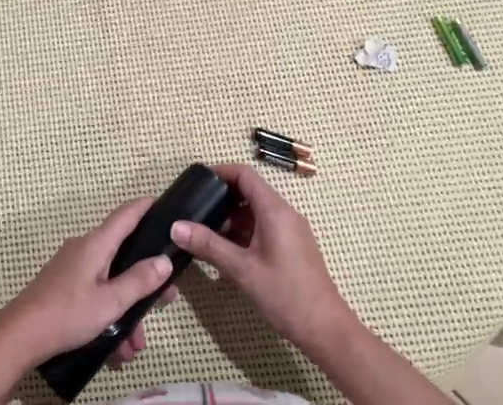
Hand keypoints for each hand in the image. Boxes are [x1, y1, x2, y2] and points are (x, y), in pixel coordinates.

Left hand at [0, 197, 179, 369]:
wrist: (21, 335)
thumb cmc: (67, 314)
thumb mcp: (110, 302)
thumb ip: (139, 281)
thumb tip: (164, 260)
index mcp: (96, 244)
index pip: (126, 214)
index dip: (147, 207)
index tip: (167, 207)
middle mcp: (84, 248)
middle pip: (122, 253)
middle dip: (145, 278)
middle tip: (166, 297)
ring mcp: (72, 266)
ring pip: (110, 280)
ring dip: (126, 308)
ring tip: (135, 344)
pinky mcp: (64, 285)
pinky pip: (96, 292)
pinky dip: (109, 314)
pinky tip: (116, 347)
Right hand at [167, 163, 356, 353]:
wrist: (326, 330)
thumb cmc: (285, 295)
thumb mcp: (242, 270)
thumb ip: (208, 245)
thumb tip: (176, 227)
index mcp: (275, 211)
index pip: (245, 174)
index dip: (220, 172)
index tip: (197, 182)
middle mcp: (285, 214)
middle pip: (249, 192)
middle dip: (221, 199)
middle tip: (195, 211)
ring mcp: (290, 231)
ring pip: (255, 213)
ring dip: (231, 221)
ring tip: (204, 236)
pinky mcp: (291, 248)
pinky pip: (263, 229)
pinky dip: (243, 236)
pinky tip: (226, 257)